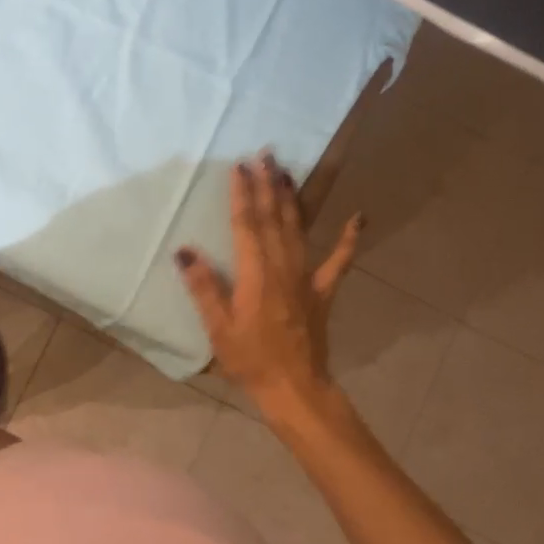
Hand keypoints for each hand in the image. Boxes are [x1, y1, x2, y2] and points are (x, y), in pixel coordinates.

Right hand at [176, 156, 361, 411]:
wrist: (295, 390)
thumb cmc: (250, 360)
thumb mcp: (218, 327)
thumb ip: (203, 287)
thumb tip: (185, 250)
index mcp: (256, 275)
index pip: (247, 225)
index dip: (243, 194)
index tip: (240, 166)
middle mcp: (283, 268)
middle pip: (273, 219)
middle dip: (268, 185)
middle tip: (266, 154)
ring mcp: (307, 279)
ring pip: (299, 230)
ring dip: (293, 199)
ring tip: (288, 171)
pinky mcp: (322, 293)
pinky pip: (339, 261)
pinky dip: (349, 238)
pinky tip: (359, 217)